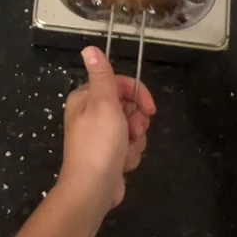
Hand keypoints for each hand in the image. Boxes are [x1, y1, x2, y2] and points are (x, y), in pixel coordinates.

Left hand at [57, 47, 156, 211]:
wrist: (92, 188)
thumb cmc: (99, 143)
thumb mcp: (103, 102)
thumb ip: (102, 75)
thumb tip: (89, 47)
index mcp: (86, 98)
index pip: (120, 84)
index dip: (138, 94)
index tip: (150, 109)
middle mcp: (91, 114)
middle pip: (128, 107)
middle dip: (136, 121)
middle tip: (132, 132)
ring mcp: (100, 136)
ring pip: (132, 129)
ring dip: (135, 141)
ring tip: (125, 151)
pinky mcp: (108, 155)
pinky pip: (129, 147)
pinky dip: (130, 155)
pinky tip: (123, 163)